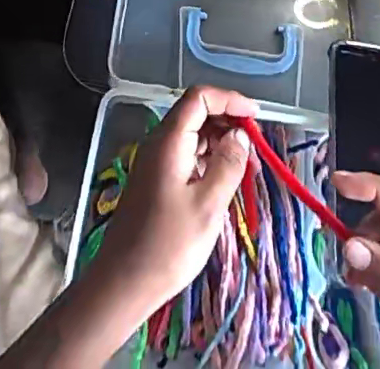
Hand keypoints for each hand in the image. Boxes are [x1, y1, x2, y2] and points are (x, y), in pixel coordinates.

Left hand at [90, 86, 255, 315]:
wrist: (123, 282)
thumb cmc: (168, 244)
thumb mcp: (208, 205)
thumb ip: (228, 164)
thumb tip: (241, 135)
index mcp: (169, 140)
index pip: (199, 97)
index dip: (230, 100)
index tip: (256, 117)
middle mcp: (160, 143)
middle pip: (196, 112)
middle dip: (229, 122)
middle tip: (255, 148)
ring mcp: (157, 161)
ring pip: (193, 135)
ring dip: (221, 142)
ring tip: (247, 168)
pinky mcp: (157, 180)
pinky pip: (187, 155)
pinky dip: (209, 159)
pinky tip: (225, 179)